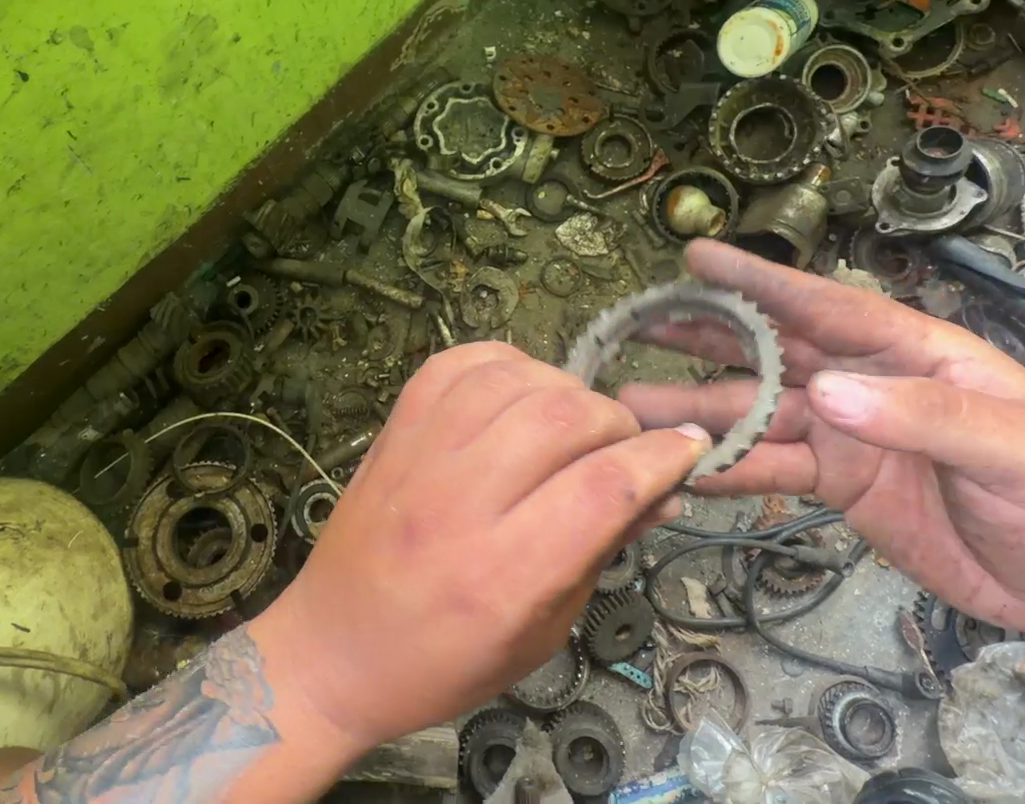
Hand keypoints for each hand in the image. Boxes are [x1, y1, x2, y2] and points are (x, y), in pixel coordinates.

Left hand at [251, 342, 710, 748]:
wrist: (334, 646)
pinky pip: (459, 362)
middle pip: (564, 418)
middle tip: (625, 446)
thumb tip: (660, 491)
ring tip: (574, 421)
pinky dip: (507, 364)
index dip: (662, 458)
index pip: (604, 486)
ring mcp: (420, 455)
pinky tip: (522, 390)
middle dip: (617, 423)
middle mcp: (461, 501)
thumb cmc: (445, 661)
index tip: (690, 448)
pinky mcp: (394, 426)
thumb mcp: (541, 633)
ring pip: (516, 380)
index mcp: (505, 573)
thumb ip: (601, 552)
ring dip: (566, 390)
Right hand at [619, 240, 1024, 637]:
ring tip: (636, 405)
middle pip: (772, 351)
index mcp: (912, 351)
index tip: (699, 257)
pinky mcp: (835, 481)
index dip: (760, 281)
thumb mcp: (1020, 448)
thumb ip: (924, 416)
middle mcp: (865, 381)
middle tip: (640, 321)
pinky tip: (686, 468)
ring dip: (699, 410)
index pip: (826, 306)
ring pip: (757, 413)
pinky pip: (770, 469)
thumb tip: (826, 393)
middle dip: (705, 333)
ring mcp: (845, 432)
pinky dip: (728, 468)